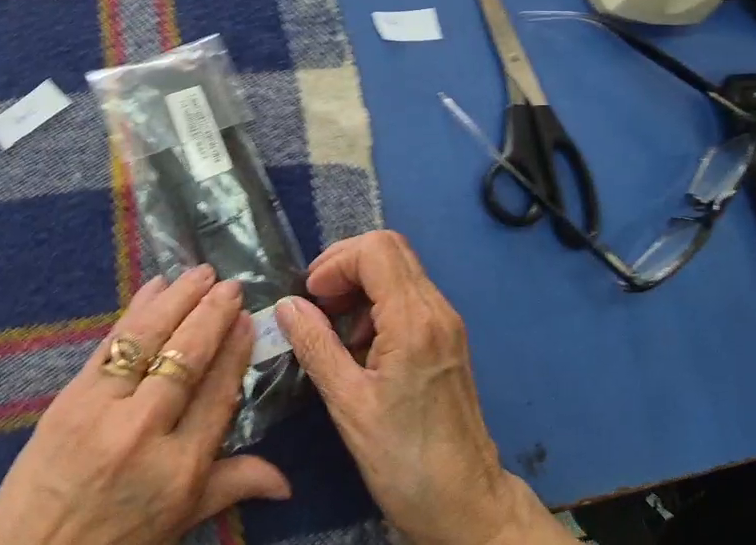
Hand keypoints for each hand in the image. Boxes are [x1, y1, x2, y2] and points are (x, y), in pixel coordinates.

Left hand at [0, 266, 290, 544]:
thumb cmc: (114, 538)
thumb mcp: (178, 521)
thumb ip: (229, 486)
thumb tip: (287, 481)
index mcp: (180, 471)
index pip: (218, 396)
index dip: (235, 353)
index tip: (247, 320)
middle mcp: (146, 432)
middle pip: (187, 359)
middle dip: (212, 316)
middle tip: (232, 286)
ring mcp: (105, 408)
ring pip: (149, 339)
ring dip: (178, 299)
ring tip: (200, 273)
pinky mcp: (73, 393)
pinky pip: (112, 341)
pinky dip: (136, 309)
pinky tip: (155, 286)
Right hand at [275, 232, 570, 544]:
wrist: (467, 506)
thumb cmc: (404, 458)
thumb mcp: (348, 405)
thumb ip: (316, 346)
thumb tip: (287, 305)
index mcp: (414, 321)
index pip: (376, 250)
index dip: (336, 262)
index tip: (312, 297)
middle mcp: (437, 310)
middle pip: (390, 248)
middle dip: (346, 265)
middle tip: (318, 303)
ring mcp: (447, 324)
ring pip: (400, 269)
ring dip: (361, 285)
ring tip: (335, 330)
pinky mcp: (448, 340)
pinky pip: (410, 297)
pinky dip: (379, 303)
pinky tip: (361, 346)